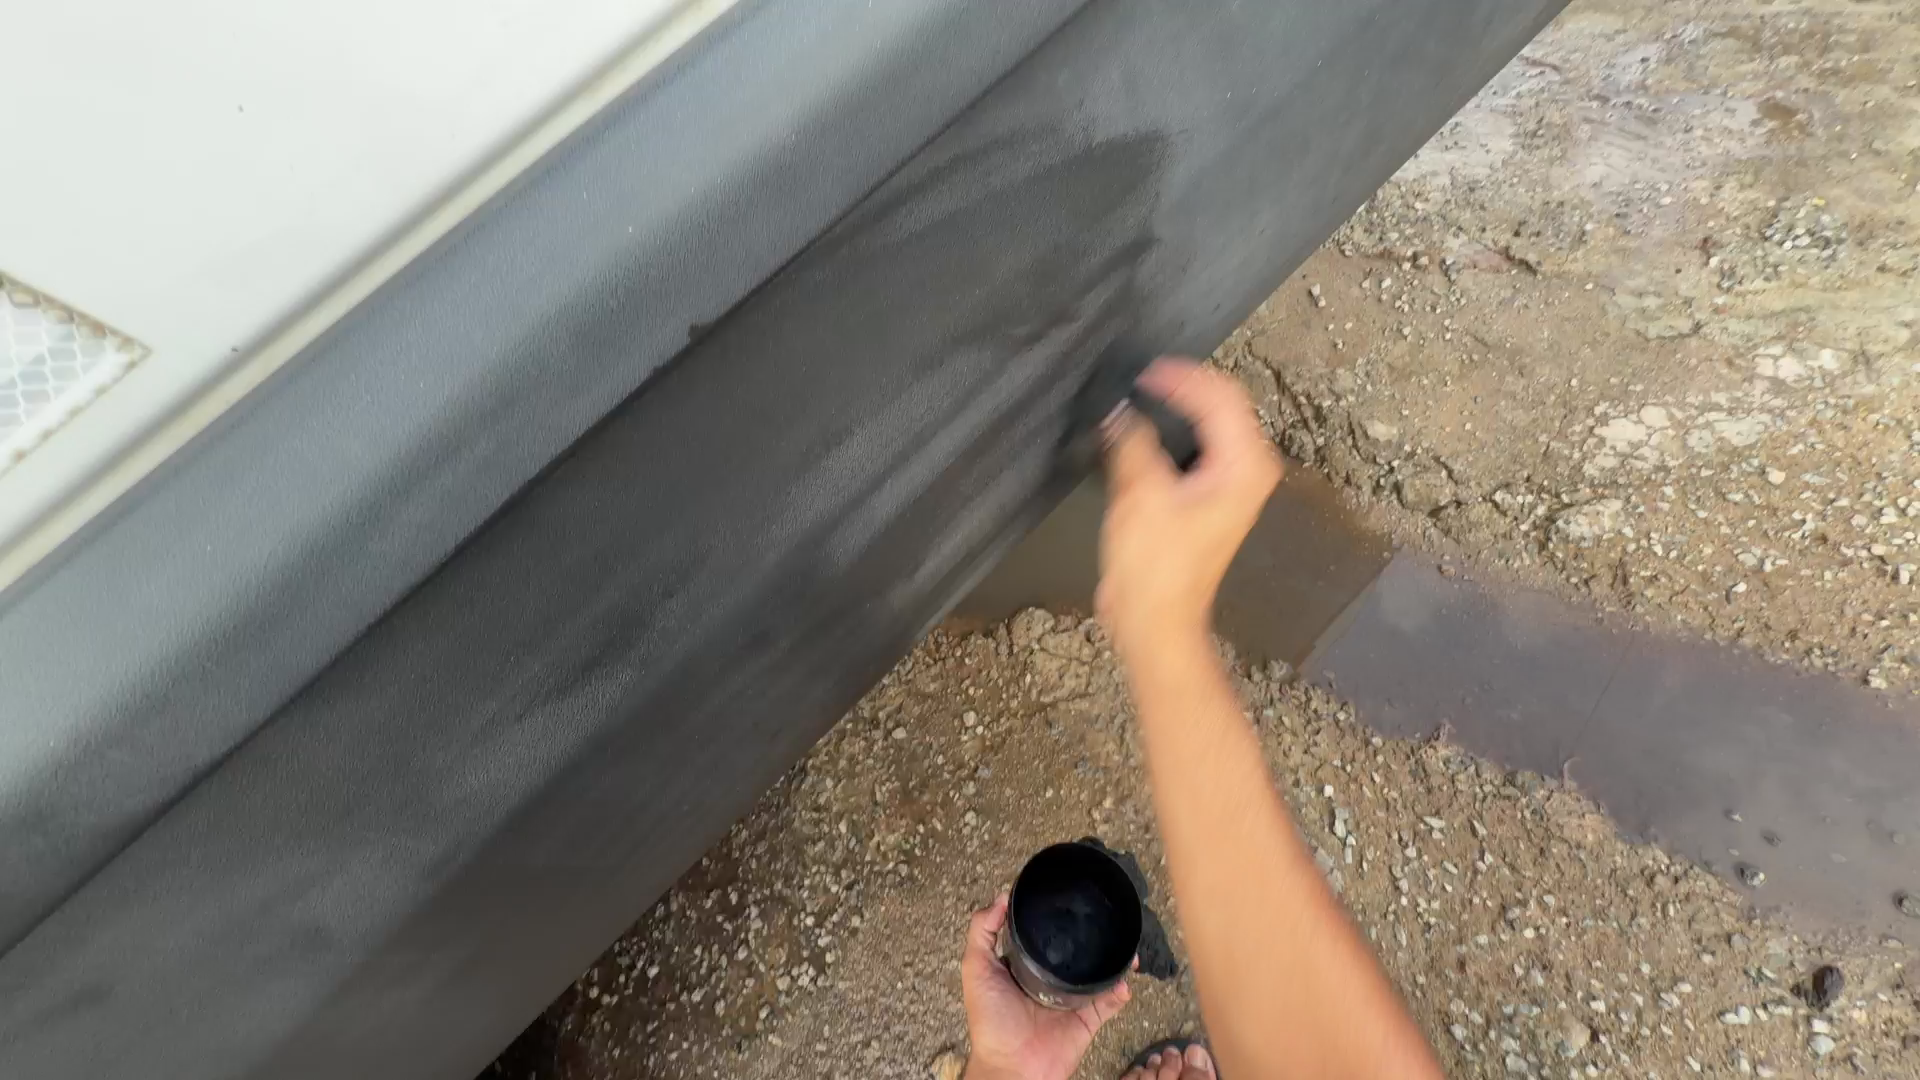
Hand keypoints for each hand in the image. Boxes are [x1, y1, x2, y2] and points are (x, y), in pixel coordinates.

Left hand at [961, 892, 1129, 1079]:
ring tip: (1126, 947)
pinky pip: (1108, 1003)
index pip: (1043, 935)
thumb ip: (982, 931)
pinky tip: (1124, 980)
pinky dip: (1119, 992)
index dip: (1053, 918)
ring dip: (1113, 961)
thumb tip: (1001, 897)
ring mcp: (1070, 1000)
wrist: (1010, 1067)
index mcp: (1025, 965)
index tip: (1067, 897)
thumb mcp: (976, 968)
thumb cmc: (990, 1020)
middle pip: (1075, 953)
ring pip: (1097, 975)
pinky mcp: (1085, 1021)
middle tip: (1104, 919)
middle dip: (1090, 937)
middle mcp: (1049, 979)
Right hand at [1096, 358, 1282, 655]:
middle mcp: (1244, 472)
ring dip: (1173, 410)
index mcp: (1242, 467)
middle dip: (1180, 388)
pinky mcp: (1202, 499)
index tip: (1142, 372)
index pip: (1220, 398)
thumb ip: (1132, 444)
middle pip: (1219, 407)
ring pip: (1205, 427)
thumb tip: (1119, 412)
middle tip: (1139, 378)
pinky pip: (1190, 450)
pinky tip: (1137, 433)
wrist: (1154, 622)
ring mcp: (1225, 486)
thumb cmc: (1156, 570)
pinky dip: (1166, 435)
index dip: (1181, 377)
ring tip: (1137, 396)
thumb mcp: (1141, 497)